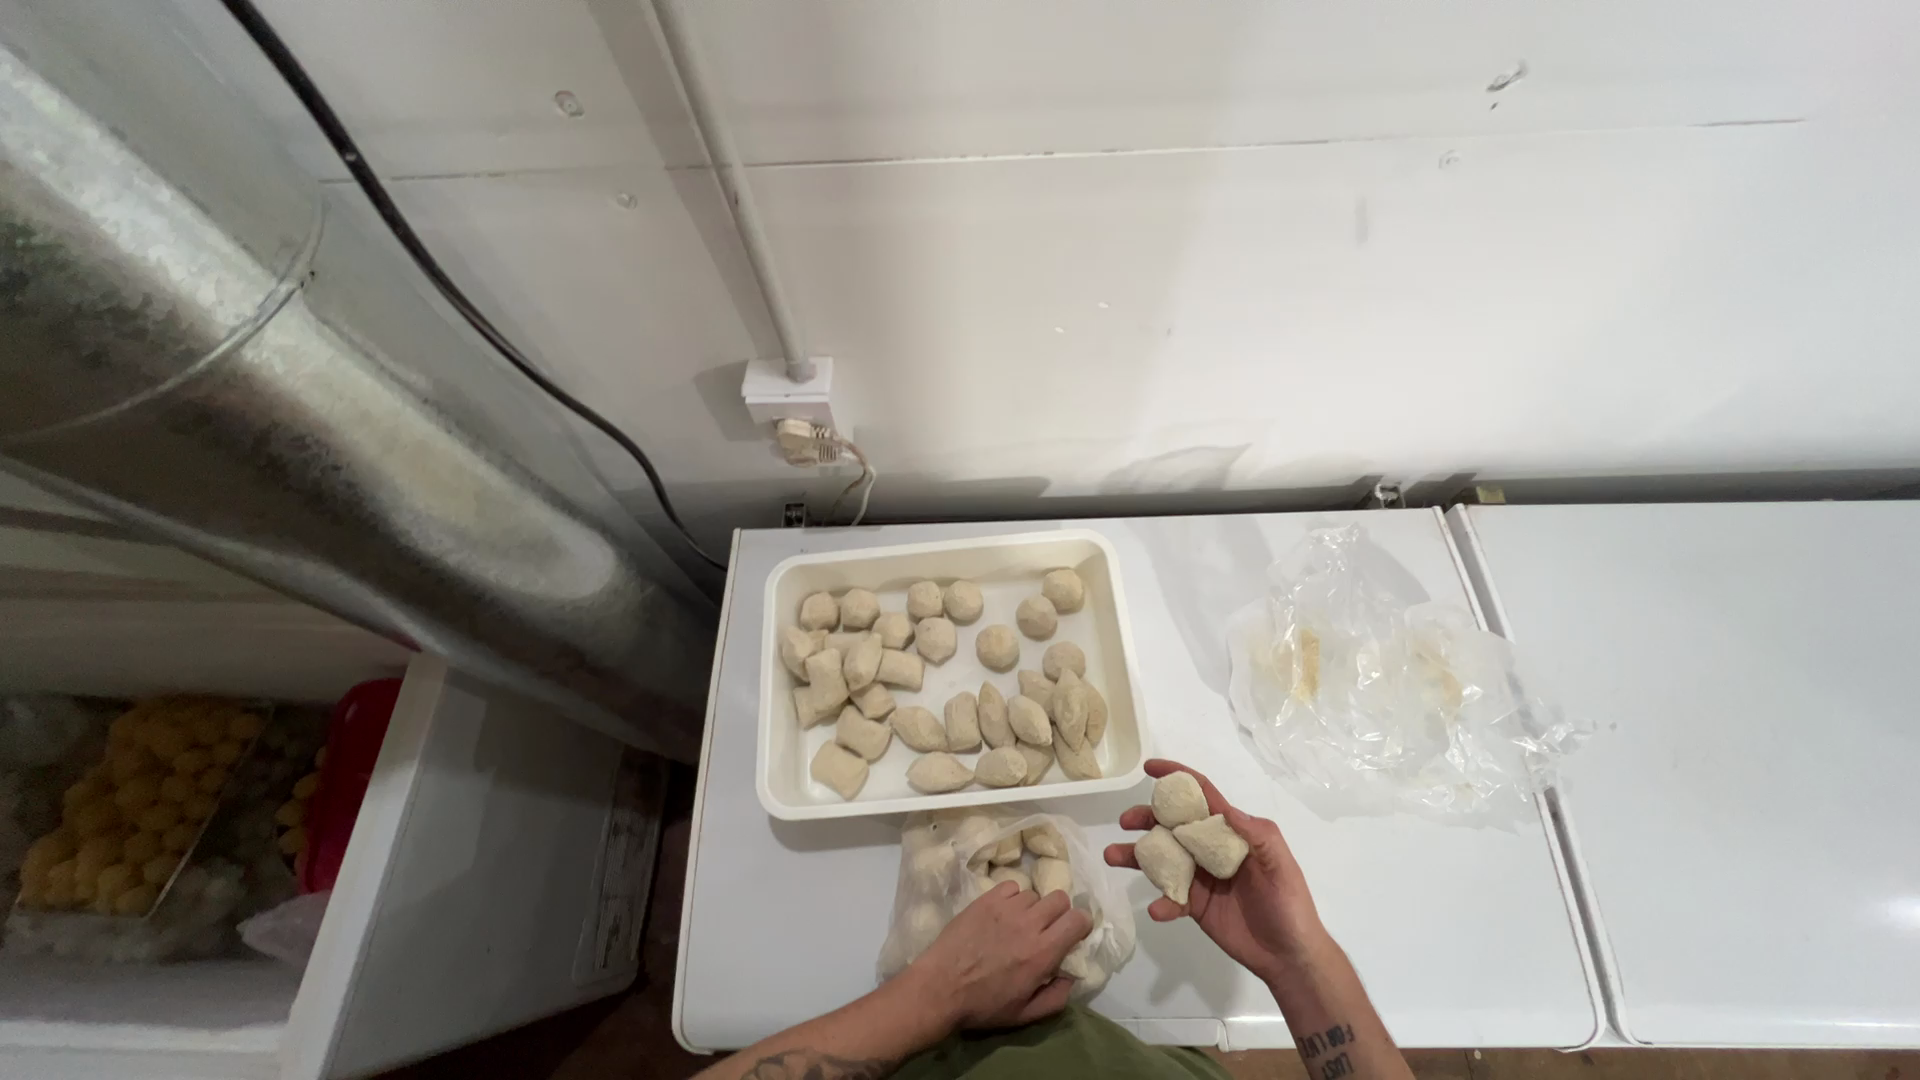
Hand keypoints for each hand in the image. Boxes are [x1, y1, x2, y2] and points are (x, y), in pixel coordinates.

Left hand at [898, 881, 1091, 1032]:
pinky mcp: (986, 898)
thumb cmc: (984, 1005)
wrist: (942, 987)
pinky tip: (1001, 915)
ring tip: (1018, 925)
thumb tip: (1071, 976)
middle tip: (1046, 929)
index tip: (1073, 934)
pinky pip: (1011, 887)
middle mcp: (1028, 924)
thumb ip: (1056, 997)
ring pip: (1034, 894)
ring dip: (1032, 908)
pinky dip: (1012, 898)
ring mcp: (1006, 907)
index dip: (1080, 924)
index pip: (1077, 919)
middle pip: (1060, 898)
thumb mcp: (1025, 1015)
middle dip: (1059, 913)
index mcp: (1042, 953)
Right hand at [1105, 759, 1328, 983]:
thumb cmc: (1289, 903)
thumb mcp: (1280, 864)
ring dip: (1136, 854)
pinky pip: (1169, 897)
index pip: (1200, 795)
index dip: (1176, 777)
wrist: (1289, 956)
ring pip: (1160, 857)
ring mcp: (1198, 876)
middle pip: (1171, 824)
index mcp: (1228, 831)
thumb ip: (1256, 835)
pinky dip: (1161, 902)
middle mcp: (1208, 848)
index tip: (1149, 768)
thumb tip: (1226, 810)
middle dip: (1145, 817)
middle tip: (1126, 821)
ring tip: (1112, 855)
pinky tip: (1158, 909)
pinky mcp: (1193, 904)